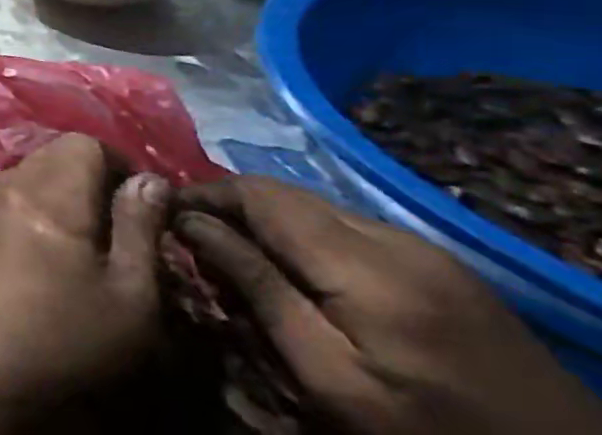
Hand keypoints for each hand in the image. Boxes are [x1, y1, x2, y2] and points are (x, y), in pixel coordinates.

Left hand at [0, 134, 172, 434]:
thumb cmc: (59, 333)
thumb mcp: (128, 294)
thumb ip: (140, 228)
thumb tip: (150, 180)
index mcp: (52, 189)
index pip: (87, 142)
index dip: (122, 164)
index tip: (146, 206)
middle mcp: (16, 180)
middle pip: (60, 152)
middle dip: (98, 177)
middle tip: (124, 226)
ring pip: (38, 171)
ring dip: (70, 192)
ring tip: (94, 242)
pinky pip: (19, 192)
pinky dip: (44, 206)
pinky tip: (56, 250)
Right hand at [174, 177, 601, 434]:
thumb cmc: (430, 434)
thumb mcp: (331, 379)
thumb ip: (259, 290)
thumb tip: (190, 223)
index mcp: (360, 261)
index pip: (257, 192)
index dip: (203, 192)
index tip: (161, 210)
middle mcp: (389, 236)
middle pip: (285, 194)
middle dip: (228, 206)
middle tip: (190, 237)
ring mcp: (422, 248)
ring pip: (314, 208)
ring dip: (266, 221)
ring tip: (236, 256)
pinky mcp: (441, 266)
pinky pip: (348, 229)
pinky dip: (305, 237)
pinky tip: (298, 272)